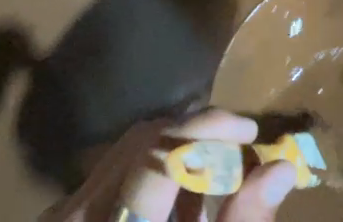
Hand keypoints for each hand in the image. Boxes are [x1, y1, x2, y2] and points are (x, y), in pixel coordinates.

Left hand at [39, 109, 297, 221]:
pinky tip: (182, 192)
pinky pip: (112, 169)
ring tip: (218, 167)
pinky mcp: (62, 214)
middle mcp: (78, 215)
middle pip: (143, 142)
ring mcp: (62, 213)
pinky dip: (153, 171)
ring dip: (177, 149)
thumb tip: (280, 169)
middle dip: (198, 135)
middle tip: (243, 146)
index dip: (208, 129)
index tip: (251, 129)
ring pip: (127, 149)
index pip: (161, 157)